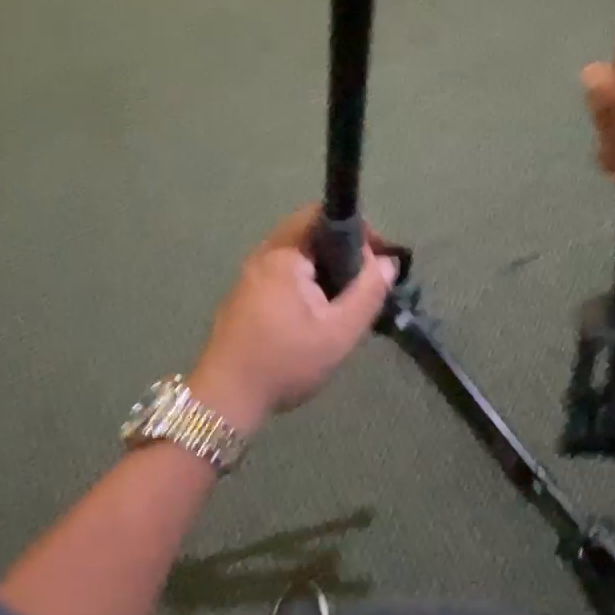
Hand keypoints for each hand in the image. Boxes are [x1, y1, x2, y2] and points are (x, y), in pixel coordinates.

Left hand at [190, 208, 396, 434]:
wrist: (226, 399)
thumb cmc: (285, 361)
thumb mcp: (339, 332)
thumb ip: (368, 292)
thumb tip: (387, 261)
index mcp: (283, 255)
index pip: (322, 215)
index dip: (357, 230)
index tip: (378, 258)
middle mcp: (262, 256)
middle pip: (310, 235)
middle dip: (343, 252)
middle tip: (368, 280)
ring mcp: (249, 277)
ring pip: (296, 257)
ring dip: (325, 269)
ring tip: (348, 300)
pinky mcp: (244, 299)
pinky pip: (283, 275)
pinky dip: (306, 283)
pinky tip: (318, 314)